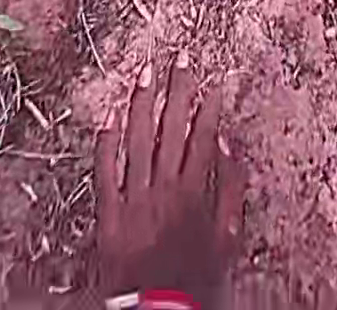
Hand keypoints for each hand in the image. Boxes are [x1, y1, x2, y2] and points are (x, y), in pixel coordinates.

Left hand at [93, 57, 242, 306]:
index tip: (209, 80)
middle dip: (177, 89)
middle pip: (171, 128)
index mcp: (193, 191)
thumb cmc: (197, 277)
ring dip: (143, 102)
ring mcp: (134, 195)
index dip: (206, 106)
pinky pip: (105, 169)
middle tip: (180, 59)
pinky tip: (110, 112)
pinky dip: (106, 139)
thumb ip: (231, 188)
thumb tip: (226, 142)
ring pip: (138, 138)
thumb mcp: (228, 238)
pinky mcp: (110, 210)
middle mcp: (163, 185)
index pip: (201, 136)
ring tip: (146, 71)